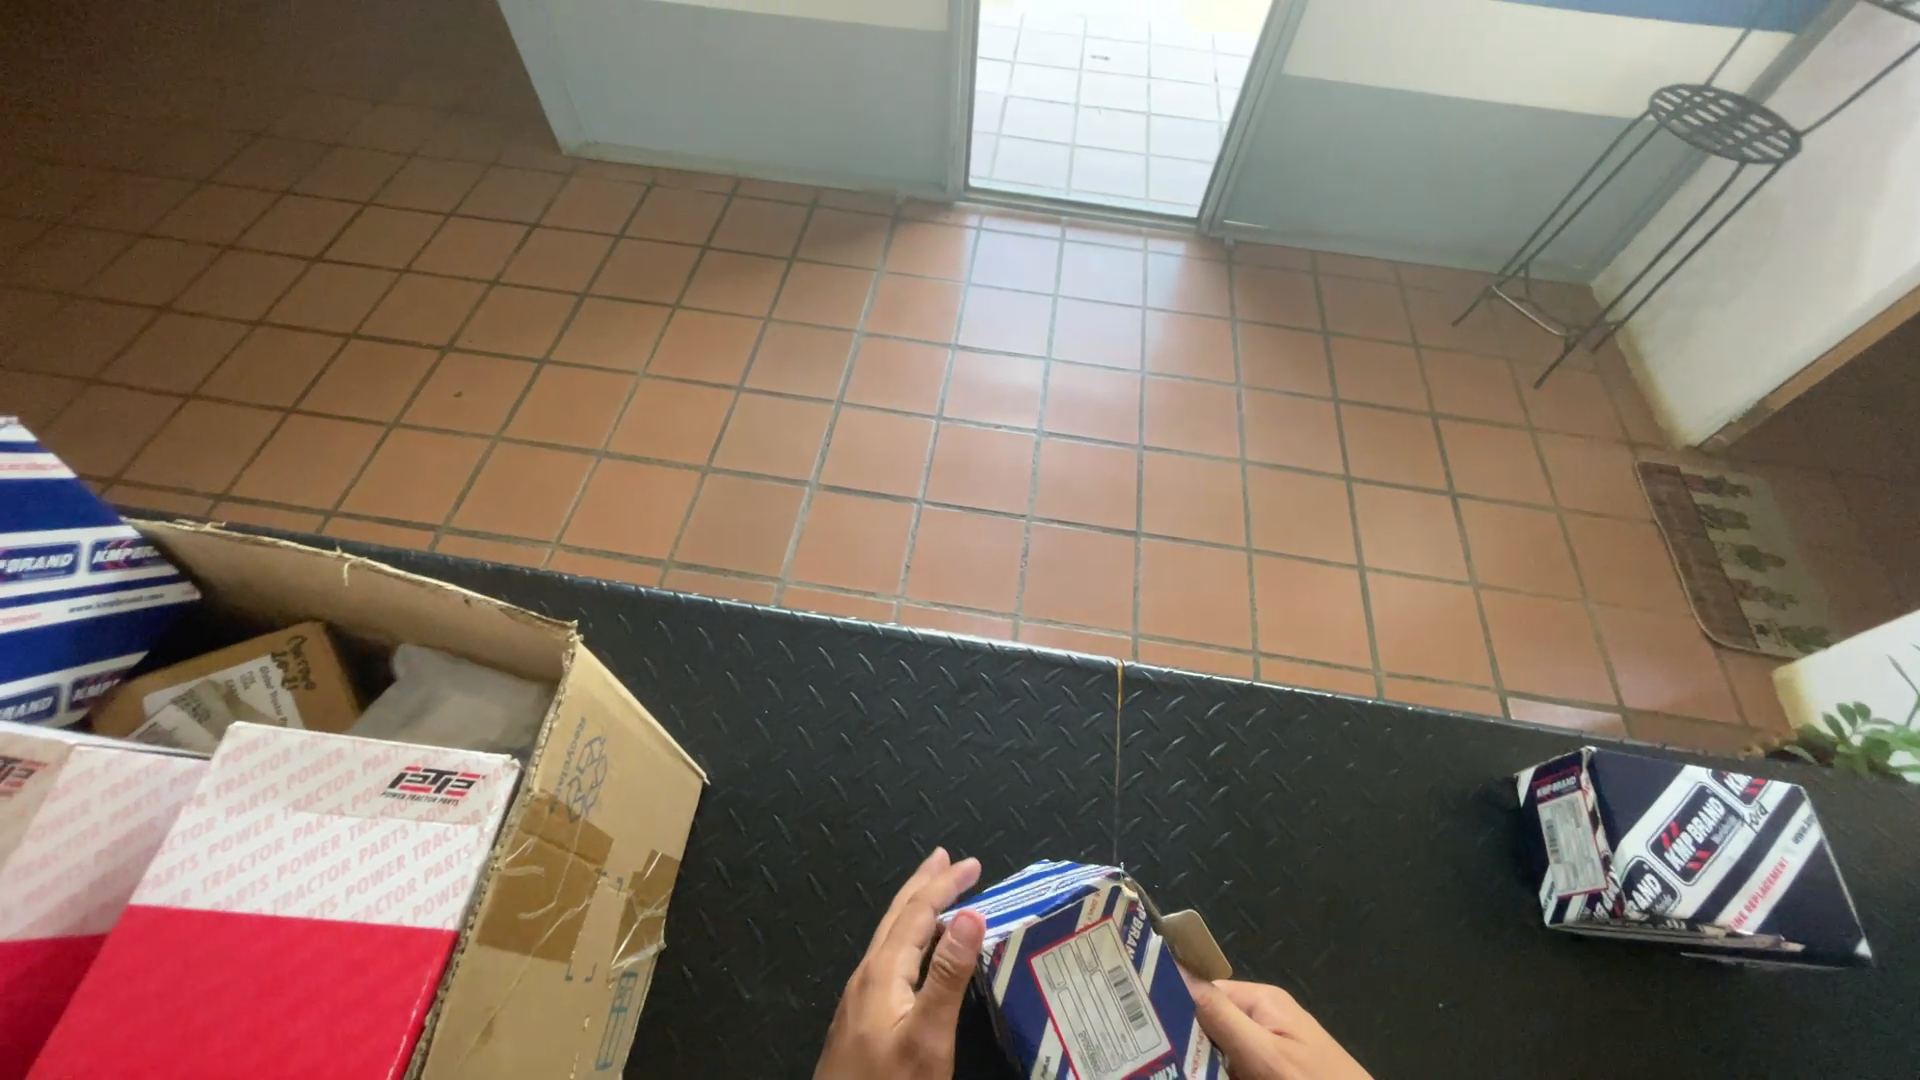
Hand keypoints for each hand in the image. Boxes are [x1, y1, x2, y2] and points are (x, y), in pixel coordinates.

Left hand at [815, 849, 985, 1078]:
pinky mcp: (860, 1019)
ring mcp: (860, 998)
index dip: (944, 884)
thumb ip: (948, 976)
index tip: (973, 865)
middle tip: (947, 859)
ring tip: (934, 892)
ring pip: (890, 936)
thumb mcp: (928, 1038)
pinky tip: (914, 952)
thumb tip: (972, 914)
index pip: (917, 912)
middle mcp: (867, 976)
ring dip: (915, 908)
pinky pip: (888, 958)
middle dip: (925, 884)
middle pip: (897, 916)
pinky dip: (908, 937)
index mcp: (882, 971)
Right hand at [1184, 974, 1372, 1079]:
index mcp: (1263, 1000)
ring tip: (1185, 1069)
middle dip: (1195, 1047)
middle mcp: (1268, 1016)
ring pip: (1227, 1053)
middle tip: (1171, 1063)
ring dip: (1211, 1066)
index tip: (1154, 1034)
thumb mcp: (1265, 1055)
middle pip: (1214, 1024)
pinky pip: (1245, 1068)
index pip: (1205, 993)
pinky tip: (1219, 1077)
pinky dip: (1231, 1074)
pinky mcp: (1282, 1070)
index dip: (1178, 1011)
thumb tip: (1175, 973)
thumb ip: (1221, 1016)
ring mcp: (1277, 1047)